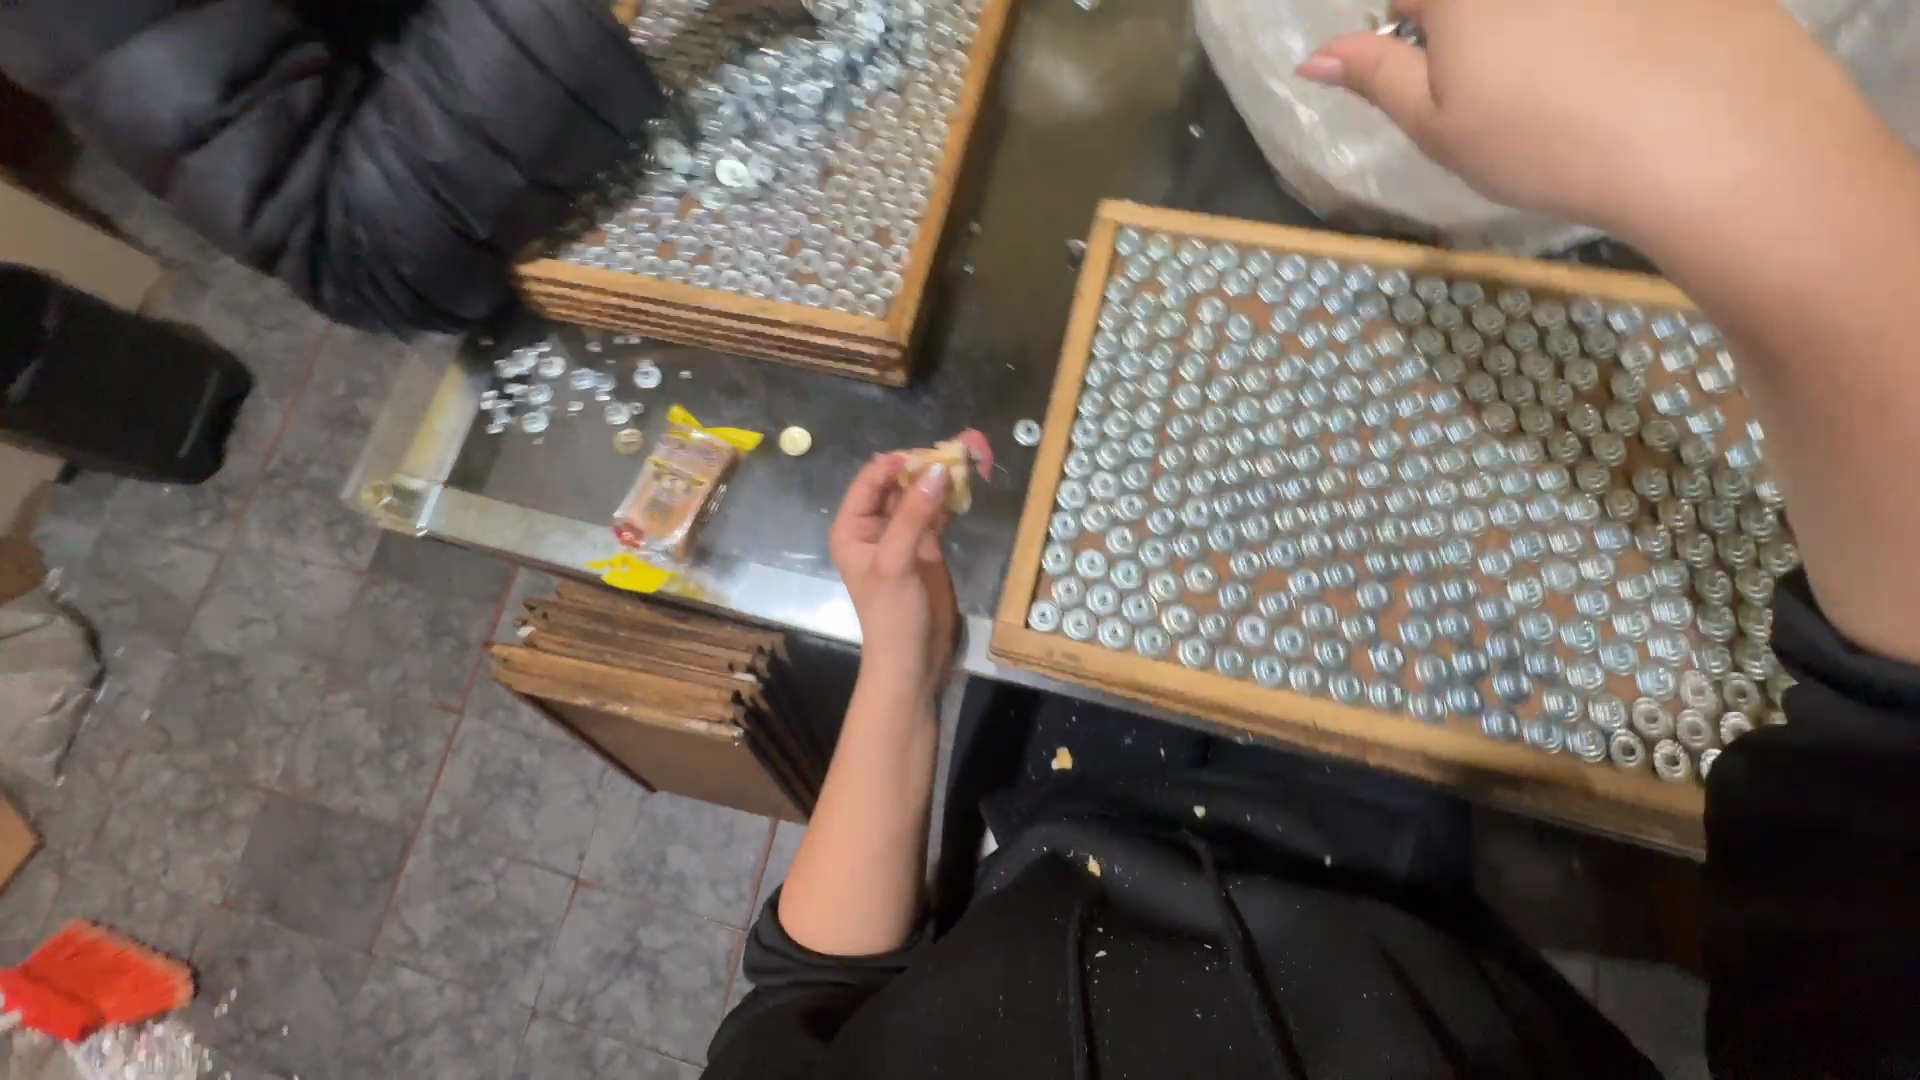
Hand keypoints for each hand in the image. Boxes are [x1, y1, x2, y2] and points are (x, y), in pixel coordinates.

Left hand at [829, 454, 959, 698]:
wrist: (914, 661)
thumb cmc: (893, 615)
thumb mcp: (896, 562)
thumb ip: (914, 515)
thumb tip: (938, 470)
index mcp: (852, 528)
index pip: (870, 482)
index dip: (896, 463)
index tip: (928, 453)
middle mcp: (874, 528)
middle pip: (897, 484)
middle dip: (922, 467)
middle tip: (956, 452)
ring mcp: (903, 537)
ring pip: (919, 496)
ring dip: (940, 480)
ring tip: (967, 461)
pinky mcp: (927, 547)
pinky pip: (936, 513)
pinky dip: (950, 500)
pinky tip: (967, 488)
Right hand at [1298, 0, 1880, 238]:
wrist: (1709, 133)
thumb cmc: (1541, 140)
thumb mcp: (1437, 124)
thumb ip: (1375, 78)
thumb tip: (1315, 57)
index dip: (1404, 32)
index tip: (1428, 74)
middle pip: (1474, 3)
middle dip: (1467, 31)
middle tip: (1496, 86)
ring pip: (1539, 9)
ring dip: (1530, 32)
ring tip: (1558, 80)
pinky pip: (1599, 8)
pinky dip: (1593, 27)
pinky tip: (1617, 64)